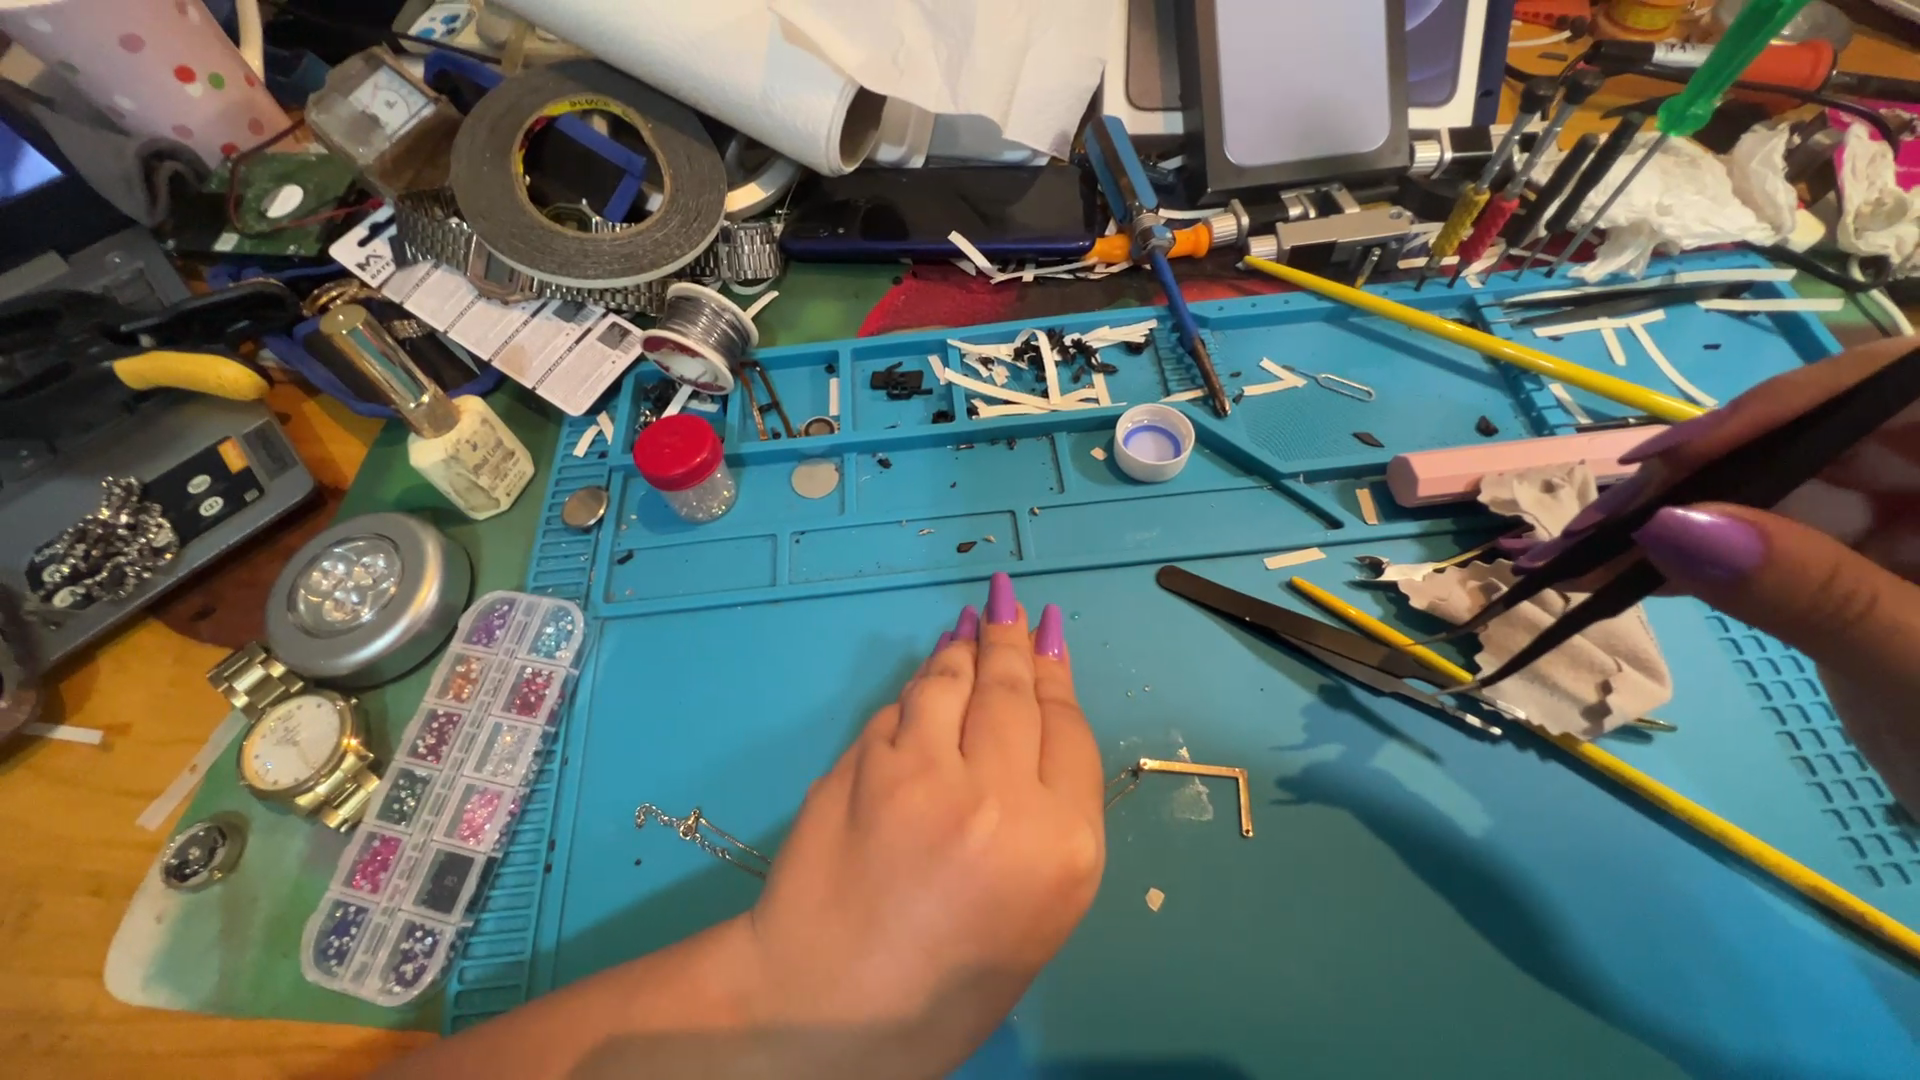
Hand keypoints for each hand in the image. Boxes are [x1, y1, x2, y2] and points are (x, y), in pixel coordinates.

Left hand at [739, 571, 1105, 1075]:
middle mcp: (1008, 802)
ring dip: (967, 645)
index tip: (1051, 637)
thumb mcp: (1038, 911)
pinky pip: (904, 705)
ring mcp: (931, 777)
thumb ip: (1048, 815)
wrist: (830, 1008)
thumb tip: (1036, 726)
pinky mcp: (868, 764)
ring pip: (957, 682)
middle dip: (1014, 640)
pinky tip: (930, 663)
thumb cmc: (949, 979)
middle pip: (1017, 694)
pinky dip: (920, 681)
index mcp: (1066, 850)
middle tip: (1010, 606)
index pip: (1069, 732)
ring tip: (975, 620)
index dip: (1057, 676)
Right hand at [1520, 335, 1919, 806]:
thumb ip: (1815, 594)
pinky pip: (1766, 544)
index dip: (1784, 405)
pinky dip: (1688, 562)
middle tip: (1592, 526)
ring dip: (1668, 524)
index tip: (1671, 461)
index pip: (1902, 388)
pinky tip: (1610, 577)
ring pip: (1774, 493)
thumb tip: (1664, 525)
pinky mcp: (1864, 565)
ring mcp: (1913, 524)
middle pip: (1819, 439)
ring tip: (1572, 556)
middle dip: (1695, 477)